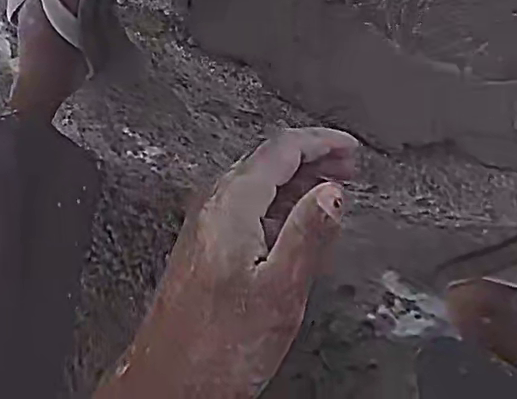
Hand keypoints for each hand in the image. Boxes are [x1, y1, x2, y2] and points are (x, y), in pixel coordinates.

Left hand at [97, 128, 359, 398]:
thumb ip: (308, 235)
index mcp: (233, 201)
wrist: (166, 382)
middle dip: (313, 156)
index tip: (350, 147)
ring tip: (332, 187)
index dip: (321, 142)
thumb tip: (333, 192)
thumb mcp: (279, 292)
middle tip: (349, 165)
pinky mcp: (206, 239)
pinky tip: (296, 219)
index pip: (282, 149)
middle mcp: (216, 199)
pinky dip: (280, 199)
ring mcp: (208, 218)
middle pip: (270, 158)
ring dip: (299, 177)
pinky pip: (249, 200)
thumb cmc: (218, 346)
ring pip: (260, 179)